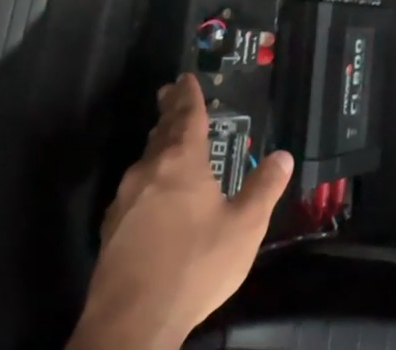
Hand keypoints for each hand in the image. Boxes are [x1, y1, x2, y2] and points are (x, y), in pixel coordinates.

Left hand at [69, 74, 291, 349]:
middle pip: (161, 132)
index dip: (189, 95)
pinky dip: (147, 177)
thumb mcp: (244, 227)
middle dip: (169, 111)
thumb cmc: (195, 265)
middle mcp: (149, 171)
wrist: (133, 319)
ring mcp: (125, 199)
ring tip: (165, 136)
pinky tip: (152, 192)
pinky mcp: (112, 227)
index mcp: (182, 162)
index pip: (187, 116)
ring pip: (145, 160)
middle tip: (170, 93)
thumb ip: (263, 189)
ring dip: (158, 143)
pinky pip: (134, 188)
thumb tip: (283, 156)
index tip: (186, 77)